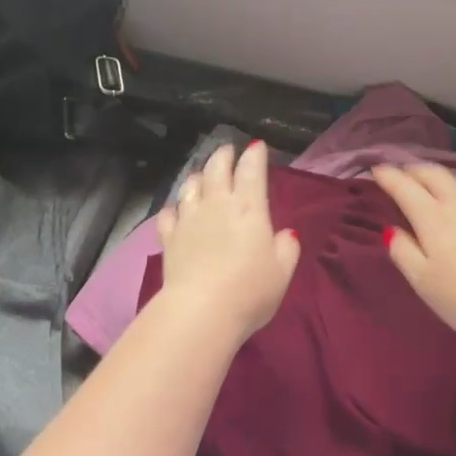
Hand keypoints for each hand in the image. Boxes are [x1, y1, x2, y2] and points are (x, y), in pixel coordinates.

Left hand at [154, 142, 300, 343]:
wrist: (202, 308)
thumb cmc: (249, 290)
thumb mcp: (281, 273)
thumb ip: (287, 248)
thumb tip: (287, 233)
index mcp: (249, 208)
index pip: (251, 170)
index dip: (254, 155)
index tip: (256, 146)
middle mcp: (217, 203)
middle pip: (216, 168)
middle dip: (223, 156)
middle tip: (227, 151)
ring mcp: (189, 217)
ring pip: (190, 185)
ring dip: (197, 176)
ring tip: (201, 175)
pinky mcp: (169, 235)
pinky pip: (169, 213)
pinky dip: (173, 208)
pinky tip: (175, 211)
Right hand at [373, 163, 455, 360]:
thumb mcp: (424, 284)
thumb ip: (402, 251)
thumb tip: (393, 229)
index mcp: (433, 216)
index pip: (403, 185)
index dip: (387, 174)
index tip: (375, 170)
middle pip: (433, 173)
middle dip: (413, 169)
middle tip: (403, 175)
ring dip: (444, 177)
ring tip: (437, 185)